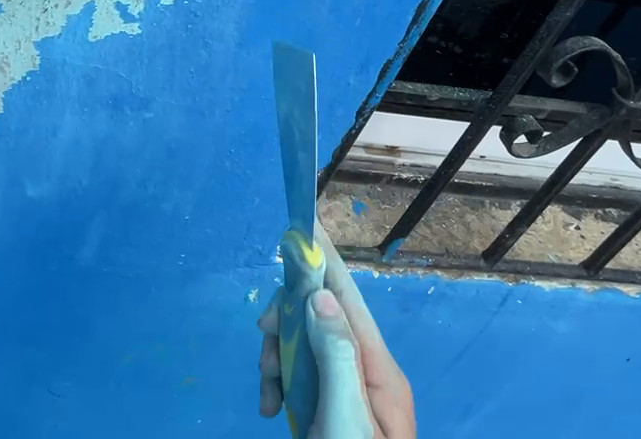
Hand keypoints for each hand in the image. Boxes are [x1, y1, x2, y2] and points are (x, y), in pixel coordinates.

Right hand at [259, 227, 415, 438]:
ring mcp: (346, 389)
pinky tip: (267, 407)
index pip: (349, 297)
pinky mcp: (329, 406)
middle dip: (284, 324)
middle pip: (318, 316)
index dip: (327, 258)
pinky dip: (276, 383)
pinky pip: (297, 374)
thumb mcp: (346, 421)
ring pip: (301, 344)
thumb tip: (321, 293)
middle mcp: (365, 371)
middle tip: (262, 344)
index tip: (305, 221)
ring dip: (275, 359)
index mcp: (377, 370)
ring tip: (265, 396)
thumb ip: (335, 356)